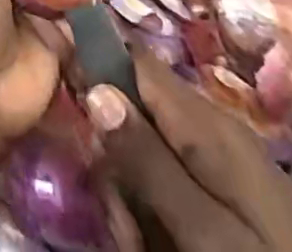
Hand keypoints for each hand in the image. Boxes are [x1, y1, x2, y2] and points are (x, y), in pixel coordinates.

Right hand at [84, 55, 291, 251]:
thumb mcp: (207, 233)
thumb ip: (149, 160)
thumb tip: (94, 87)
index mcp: (209, 125)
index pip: (135, 59)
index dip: (93, 59)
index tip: (61, 84)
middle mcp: (216, 128)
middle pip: (135, 104)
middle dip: (111, 142)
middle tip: (109, 195)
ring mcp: (225, 157)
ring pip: (146, 140)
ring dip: (129, 178)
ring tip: (134, 227)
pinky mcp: (230, 186)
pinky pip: (170, 170)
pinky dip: (153, 196)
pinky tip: (156, 231)